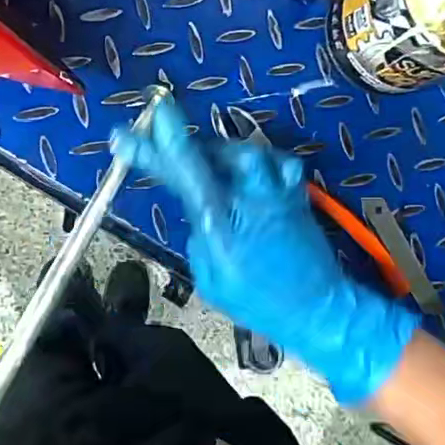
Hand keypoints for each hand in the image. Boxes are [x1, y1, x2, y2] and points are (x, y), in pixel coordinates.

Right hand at [115, 98, 417, 405]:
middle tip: (160, 136)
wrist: (320, 308)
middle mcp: (250, 199)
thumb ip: (199, 238)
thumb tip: (198, 214)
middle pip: (211, 152)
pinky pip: (274, 160)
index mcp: (222, 225)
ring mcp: (277, 192)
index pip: (185, 173)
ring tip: (202, 161)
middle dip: (179, 140)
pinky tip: (247, 171)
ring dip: (217, 150)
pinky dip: (256, 159)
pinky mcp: (295, 192)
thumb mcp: (209, 278)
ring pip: (244, 150)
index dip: (154, 150)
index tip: (125, 135)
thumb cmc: (258, 302)